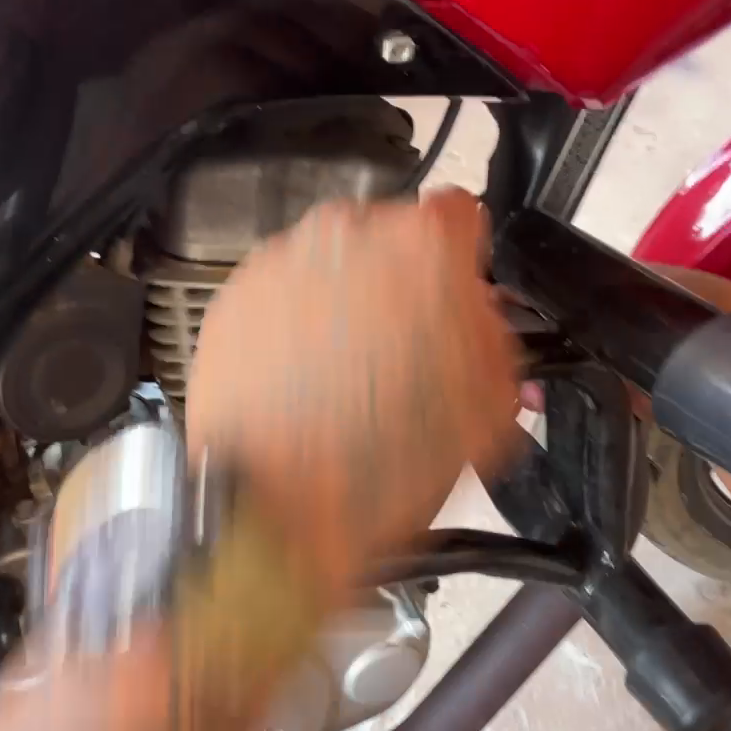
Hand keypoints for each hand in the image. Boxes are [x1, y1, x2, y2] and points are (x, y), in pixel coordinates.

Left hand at [187, 188, 521, 587]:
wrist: (280, 514)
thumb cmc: (376, 471)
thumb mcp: (486, 408)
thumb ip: (495, 337)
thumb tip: (481, 314)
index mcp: (423, 248)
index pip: (460, 216)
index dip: (462, 262)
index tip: (454, 292)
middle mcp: (347, 237)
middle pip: (390, 241)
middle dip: (401, 286)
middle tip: (401, 349)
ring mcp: (281, 265)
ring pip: (332, 269)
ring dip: (345, 306)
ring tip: (346, 378)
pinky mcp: (234, 299)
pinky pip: (279, 298)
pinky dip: (293, 327)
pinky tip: (303, 382)